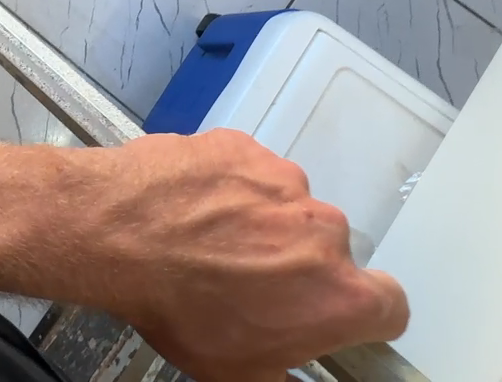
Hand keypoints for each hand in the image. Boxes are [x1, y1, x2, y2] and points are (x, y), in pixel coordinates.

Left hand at [64, 129, 408, 381]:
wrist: (113, 229)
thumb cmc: (177, 308)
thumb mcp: (239, 373)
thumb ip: (284, 373)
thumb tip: (289, 371)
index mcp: (341, 295)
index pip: (388, 303)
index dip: (356, 307)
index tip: (321, 306)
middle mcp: (323, 227)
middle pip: (325, 245)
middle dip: (292, 257)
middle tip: (240, 268)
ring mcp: (279, 176)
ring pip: (281, 201)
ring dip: (256, 213)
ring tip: (203, 229)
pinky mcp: (237, 143)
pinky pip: (242, 166)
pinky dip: (222, 178)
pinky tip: (186, 196)